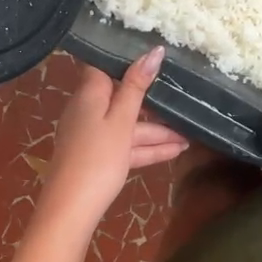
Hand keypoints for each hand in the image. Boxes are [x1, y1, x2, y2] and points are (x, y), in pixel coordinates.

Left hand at [43, 48, 187, 224]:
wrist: (70, 211)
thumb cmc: (97, 158)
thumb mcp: (122, 119)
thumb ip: (137, 85)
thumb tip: (154, 50)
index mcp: (90, 92)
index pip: (107, 63)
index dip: (128, 56)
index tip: (155, 52)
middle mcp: (89, 108)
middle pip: (123, 95)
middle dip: (152, 98)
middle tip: (182, 91)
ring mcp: (94, 134)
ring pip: (129, 124)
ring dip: (158, 129)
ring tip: (191, 132)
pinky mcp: (99, 156)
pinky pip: (126, 144)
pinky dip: (148, 147)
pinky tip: (176, 150)